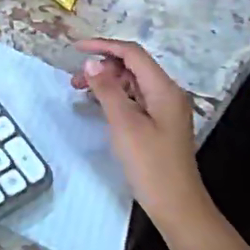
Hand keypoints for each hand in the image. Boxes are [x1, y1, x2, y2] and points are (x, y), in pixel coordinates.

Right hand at [69, 40, 203, 212]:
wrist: (175, 203)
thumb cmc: (150, 163)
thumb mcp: (124, 124)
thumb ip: (107, 89)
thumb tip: (91, 62)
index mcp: (164, 89)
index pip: (133, 54)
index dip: (103, 46)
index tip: (74, 49)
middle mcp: (167, 93)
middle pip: (133, 66)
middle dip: (102, 65)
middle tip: (74, 81)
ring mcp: (164, 109)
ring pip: (132, 82)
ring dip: (106, 81)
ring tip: (81, 92)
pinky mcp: (158, 123)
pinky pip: (134, 98)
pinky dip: (114, 95)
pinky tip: (98, 105)